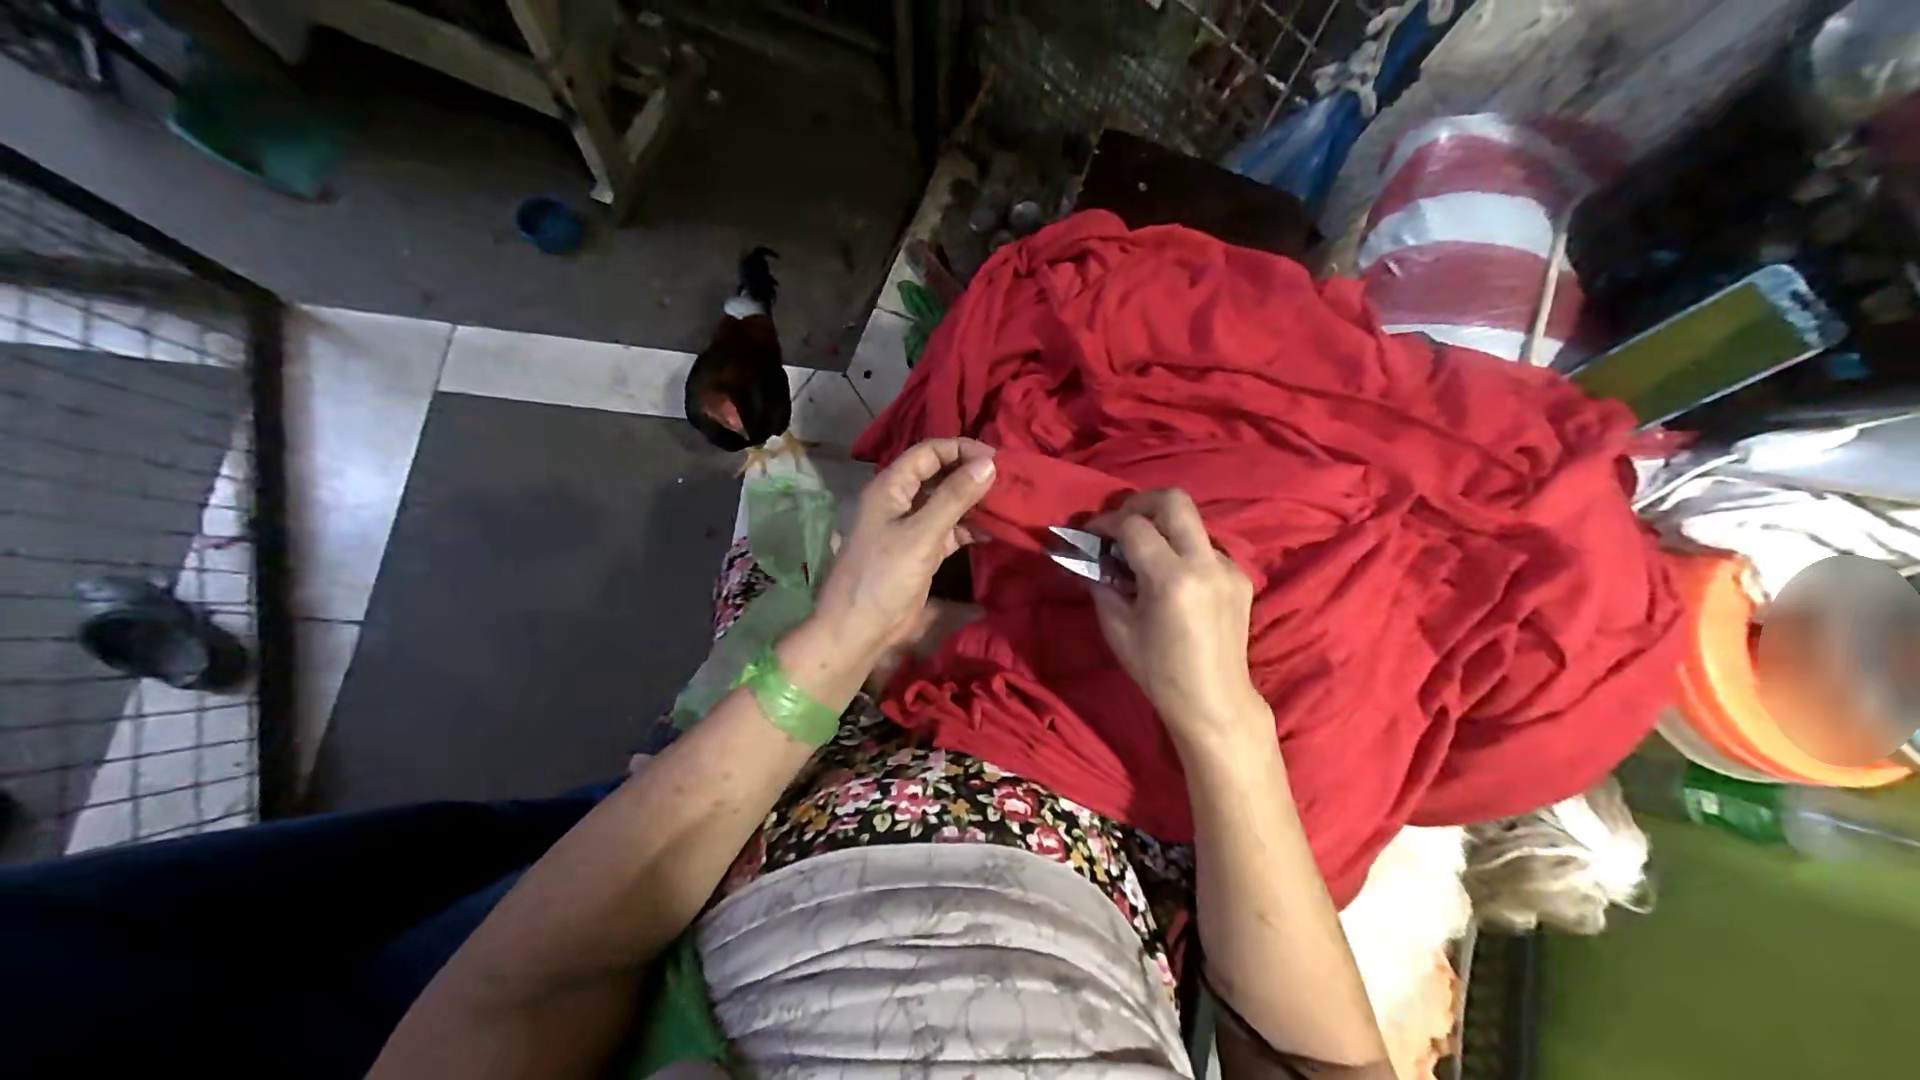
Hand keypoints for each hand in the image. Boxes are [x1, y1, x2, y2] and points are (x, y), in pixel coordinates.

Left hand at [812, 438, 996, 662]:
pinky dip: (969, 528)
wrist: (859, 628)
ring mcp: (910, 526)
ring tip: (1007, 502)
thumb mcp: (921, 534)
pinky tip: (993, 530)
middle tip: (1007, 480)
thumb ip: (954, 497)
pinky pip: (949, 529)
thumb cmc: (883, 576)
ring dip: (973, 501)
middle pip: (939, 474)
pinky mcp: (921, 550)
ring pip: (946, 502)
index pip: (928, 452)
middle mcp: (899, 501)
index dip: (961, 449)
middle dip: (970, 474)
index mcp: (890, 487)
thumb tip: (989, 464)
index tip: (996, 459)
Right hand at [1087, 489, 1271, 758]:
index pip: (1134, 526)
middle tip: (1120, 521)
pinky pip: (1205, 547)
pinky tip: (1170, 577)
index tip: (1090, 533)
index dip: (1106, 523)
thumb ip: (1101, 584)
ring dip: (1162, 526)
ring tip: (1142, 553)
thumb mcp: (1117, 628)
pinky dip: (1181, 550)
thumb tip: (1088, 557)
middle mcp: (1206, 564)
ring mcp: (1229, 568)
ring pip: (1191, 521)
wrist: (1213, 700)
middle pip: (1174, 500)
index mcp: (1172, 580)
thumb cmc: (1157, 671)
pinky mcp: (1240, 576)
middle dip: (1140, 502)